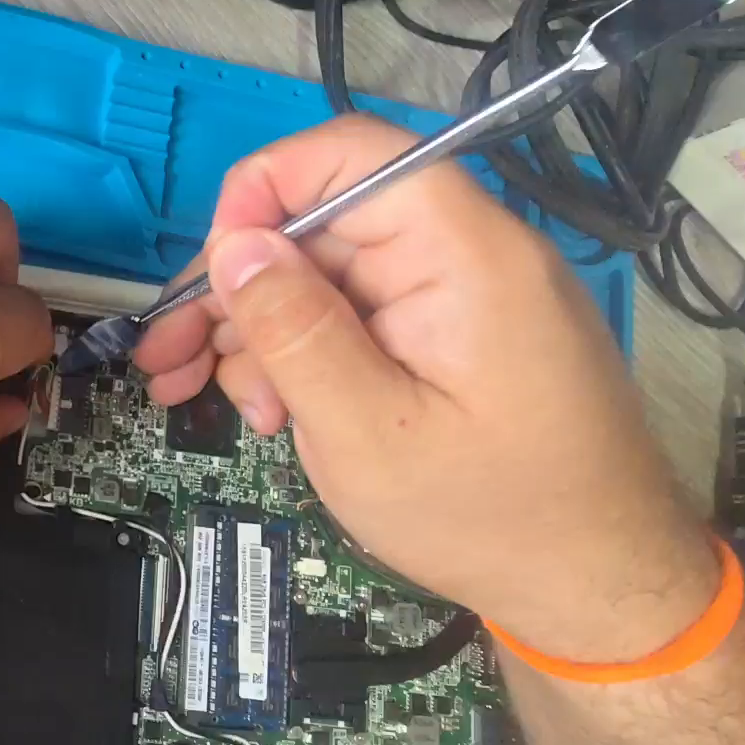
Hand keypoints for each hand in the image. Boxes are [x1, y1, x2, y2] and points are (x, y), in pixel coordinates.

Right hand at [134, 115, 718, 662]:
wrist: (582, 588)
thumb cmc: (483, 514)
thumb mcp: (363, 428)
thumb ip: (295, 328)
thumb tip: (234, 245)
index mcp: (458, 257)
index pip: (350, 156)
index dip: (263, 191)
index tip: (211, 271)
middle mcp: (446, 258)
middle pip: (307, 229)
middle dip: (225, 290)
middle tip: (162, 356)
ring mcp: (430, 298)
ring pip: (303, 279)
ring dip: (240, 335)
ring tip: (197, 396)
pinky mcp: (417, 334)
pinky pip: (327, 319)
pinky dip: (278, 359)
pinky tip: (260, 410)